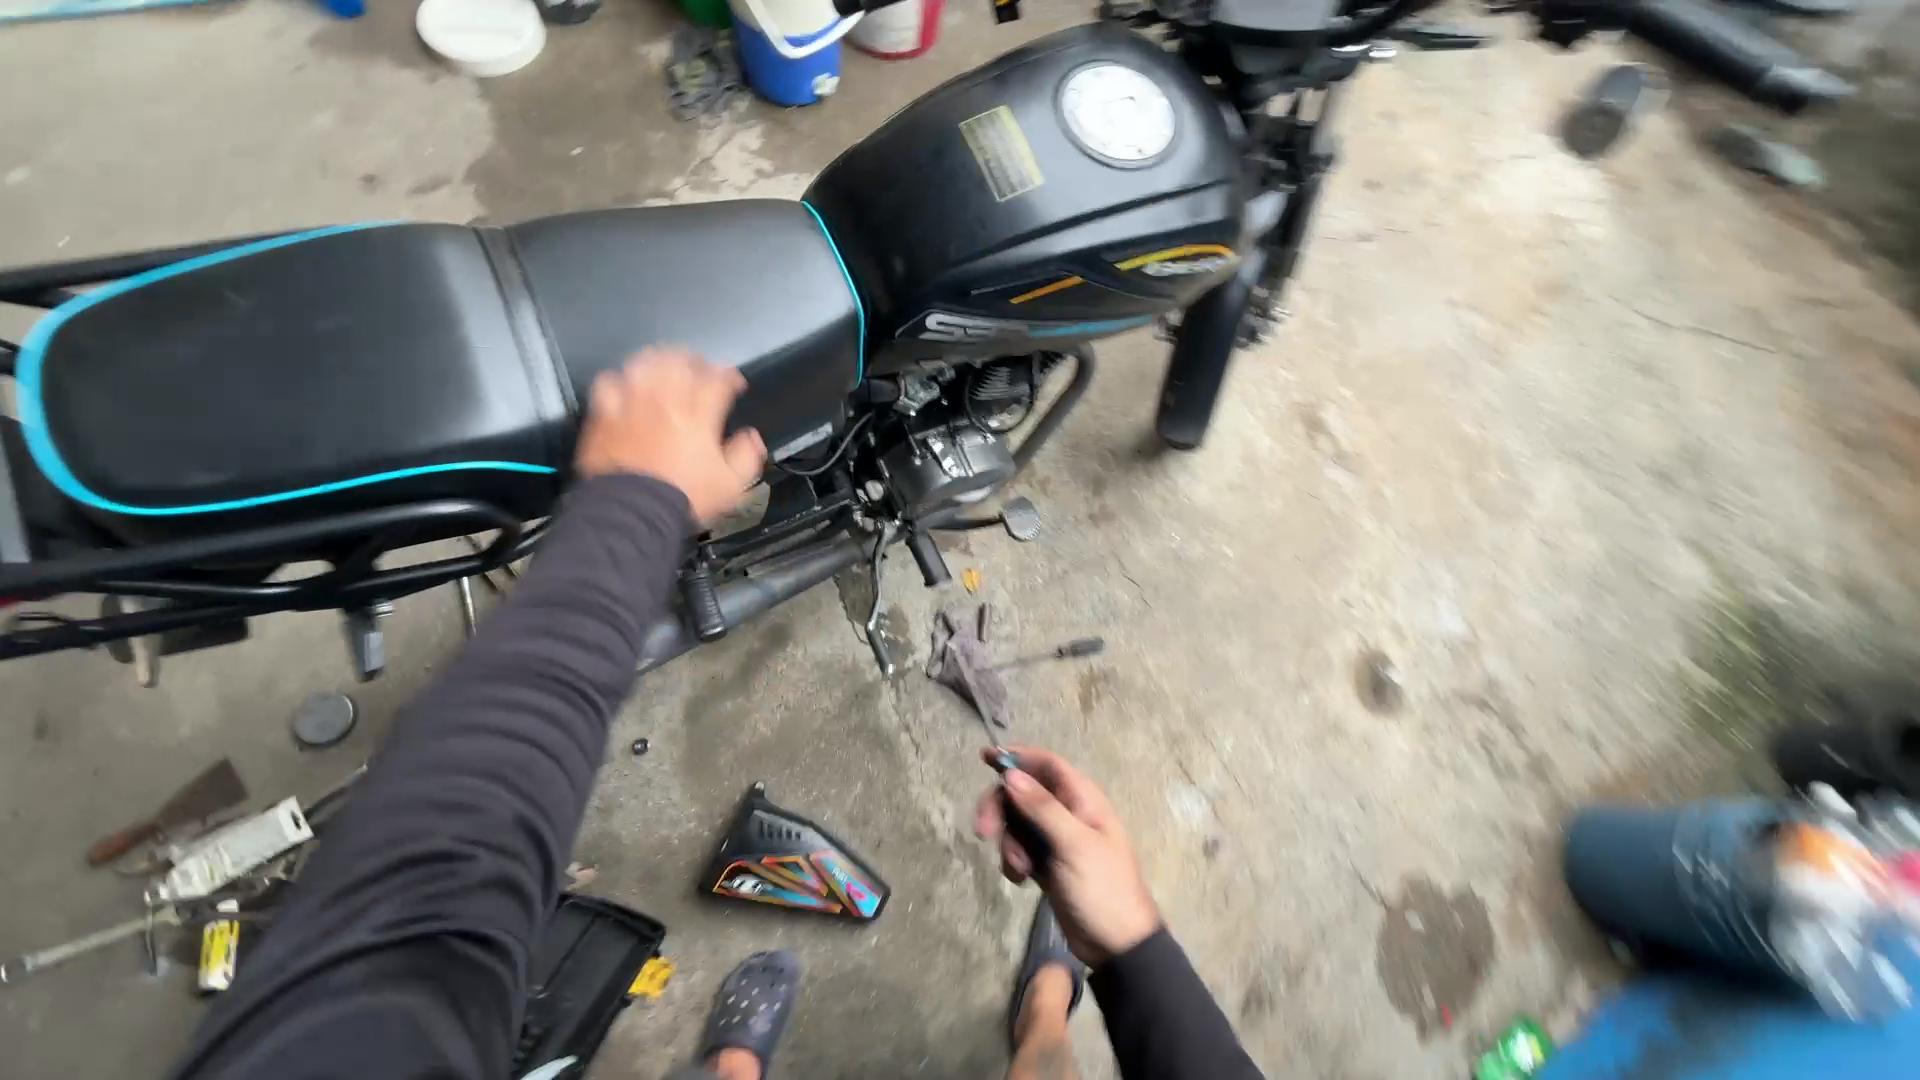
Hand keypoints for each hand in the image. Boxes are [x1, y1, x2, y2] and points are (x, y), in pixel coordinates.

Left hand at [574, 348, 765, 524]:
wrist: (634, 512)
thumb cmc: (682, 498)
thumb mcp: (730, 485)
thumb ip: (746, 457)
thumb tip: (752, 439)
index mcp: (698, 417)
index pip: (718, 381)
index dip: (729, 376)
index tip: (733, 382)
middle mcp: (665, 403)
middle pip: (680, 362)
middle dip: (694, 360)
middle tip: (700, 367)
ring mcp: (632, 406)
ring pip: (644, 365)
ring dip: (658, 360)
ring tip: (664, 365)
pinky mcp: (606, 416)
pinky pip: (609, 383)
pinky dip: (619, 380)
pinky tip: (625, 385)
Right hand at [974, 746, 1161, 966]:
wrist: (1116, 944)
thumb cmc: (1102, 888)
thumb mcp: (1073, 845)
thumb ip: (1042, 808)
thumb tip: (1010, 774)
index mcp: (1082, 799)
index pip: (1046, 764)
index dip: (1017, 757)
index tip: (986, 757)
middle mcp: (1068, 812)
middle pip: (1022, 792)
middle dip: (1001, 808)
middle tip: (983, 831)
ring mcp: (1056, 838)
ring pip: (1017, 821)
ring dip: (1009, 842)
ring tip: (1019, 868)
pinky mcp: (1046, 862)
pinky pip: (1019, 847)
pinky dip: (1014, 859)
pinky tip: (1021, 878)